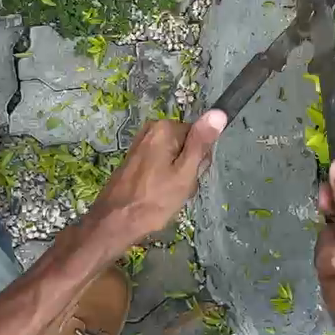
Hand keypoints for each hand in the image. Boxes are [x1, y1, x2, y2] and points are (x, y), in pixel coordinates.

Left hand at [80, 110, 227, 257]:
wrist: (115, 222)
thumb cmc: (154, 200)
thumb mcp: (185, 173)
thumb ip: (201, 142)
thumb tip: (219, 113)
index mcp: (165, 128)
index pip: (199, 137)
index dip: (199, 161)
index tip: (190, 178)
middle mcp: (151, 129)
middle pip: (186, 145)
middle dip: (187, 169)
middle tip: (179, 189)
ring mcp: (141, 143)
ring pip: (174, 157)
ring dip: (177, 177)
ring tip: (168, 195)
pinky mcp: (135, 158)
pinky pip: (160, 164)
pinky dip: (163, 179)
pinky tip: (158, 195)